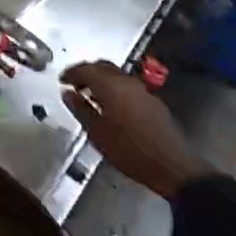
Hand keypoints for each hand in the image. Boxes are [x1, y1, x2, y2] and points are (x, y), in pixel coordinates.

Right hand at [60, 60, 209, 199]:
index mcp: (110, 85)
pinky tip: (112, 106)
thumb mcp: (96, 133)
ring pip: (116, 75)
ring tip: (91, 95)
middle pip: (102, 66)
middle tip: (75, 84)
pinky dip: (115, 88)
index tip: (62, 81)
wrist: (172, 168)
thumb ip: (80, 109)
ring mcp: (142, 91)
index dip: (71, 73)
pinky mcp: (153, 102)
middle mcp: (127, 82)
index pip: (85, 69)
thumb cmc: (129, 151)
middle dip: (86, 72)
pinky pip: (128, 86)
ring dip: (102, 80)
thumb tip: (68, 94)